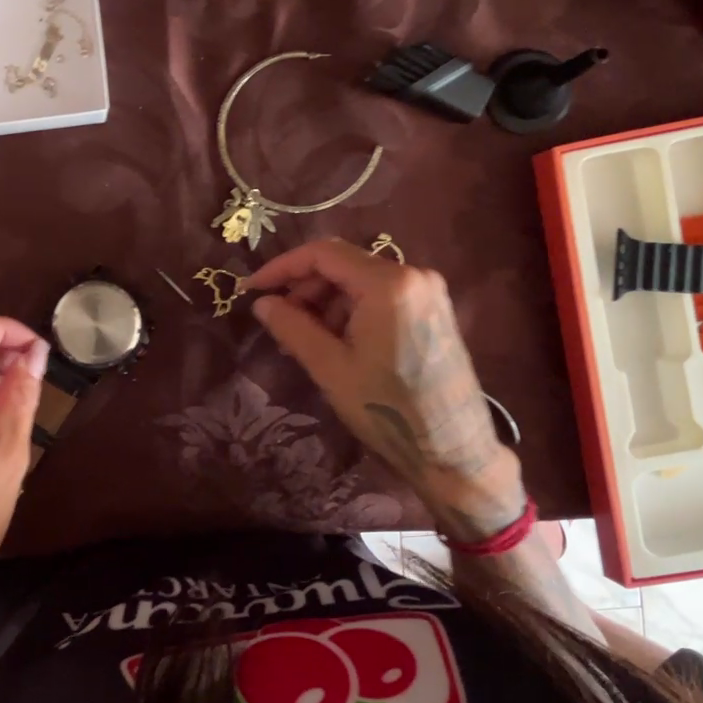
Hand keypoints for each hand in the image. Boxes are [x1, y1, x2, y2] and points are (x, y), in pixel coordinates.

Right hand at [245, 240, 523, 540]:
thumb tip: (261, 304)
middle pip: (344, 265)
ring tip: (304, 341)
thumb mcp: (329, 367)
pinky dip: (351, 312)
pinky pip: (381, 297)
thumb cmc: (385, 407)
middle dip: (304, 289)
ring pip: (361, 282)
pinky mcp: (434, 312)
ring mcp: (428, 293)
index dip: (282, 267)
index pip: (323, 253)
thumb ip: (292, 327)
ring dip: (326, 303)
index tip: (252, 290)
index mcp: (388, 283)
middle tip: (278, 322)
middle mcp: (414, 275)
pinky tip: (335, 344)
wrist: (450, 448)